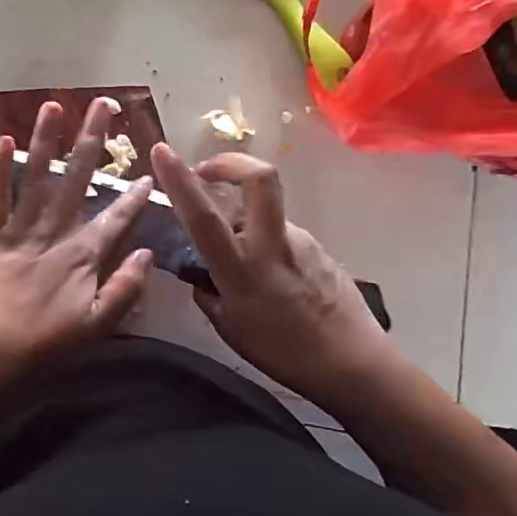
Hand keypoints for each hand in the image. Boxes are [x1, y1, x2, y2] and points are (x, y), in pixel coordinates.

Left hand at [0, 99, 154, 370]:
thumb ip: (126, 288)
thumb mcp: (98, 323)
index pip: (115, 218)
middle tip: (104, 105)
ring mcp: (20, 230)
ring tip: (53, 105)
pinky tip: (4, 140)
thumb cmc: (46, 339)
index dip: (133, 196)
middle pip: (76, 180)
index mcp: (82, 254)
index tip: (147, 174)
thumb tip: (147, 253)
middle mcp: (54, 232)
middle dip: (92, 141)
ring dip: (45, 141)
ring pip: (36, 179)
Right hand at [149, 144, 393, 392]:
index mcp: (243, 270)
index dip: (180, 180)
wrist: (354, 363)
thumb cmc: (283, 354)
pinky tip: (269, 278)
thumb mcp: (230, 328)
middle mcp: (274, 245)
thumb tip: (199, 274)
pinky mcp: (319, 247)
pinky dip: (263, 243)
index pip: (205, 216)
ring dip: (243, 220)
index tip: (162, 152)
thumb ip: (209, 293)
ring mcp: (302, 241)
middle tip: (206, 173)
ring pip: (265, 213)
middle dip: (229, 162)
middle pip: (259, 178)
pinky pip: (280, 234)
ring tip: (237, 260)